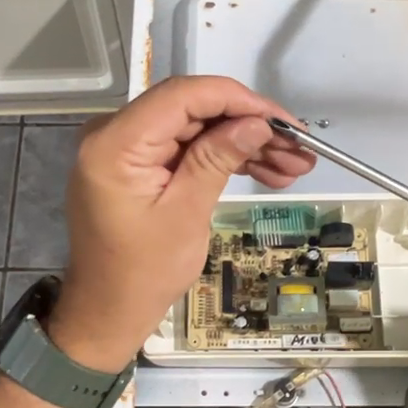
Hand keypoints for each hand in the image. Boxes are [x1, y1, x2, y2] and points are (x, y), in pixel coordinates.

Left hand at [44, 77, 315, 373]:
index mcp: (116, 143)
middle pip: (193, 110)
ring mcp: (126, 148)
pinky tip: (268, 172)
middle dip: (249, 127)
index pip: (183, 96)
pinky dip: (223, 158)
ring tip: (294, 166)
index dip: (238, 100)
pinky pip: (186, 148)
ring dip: (244, 145)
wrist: (108, 310)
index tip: (283, 120)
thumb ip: (217, 159)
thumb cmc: (143, 273)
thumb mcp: (186, 215)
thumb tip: (258, 122)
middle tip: (299, 149)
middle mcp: (114, 133)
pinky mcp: (139, 163)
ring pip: (197, 129)